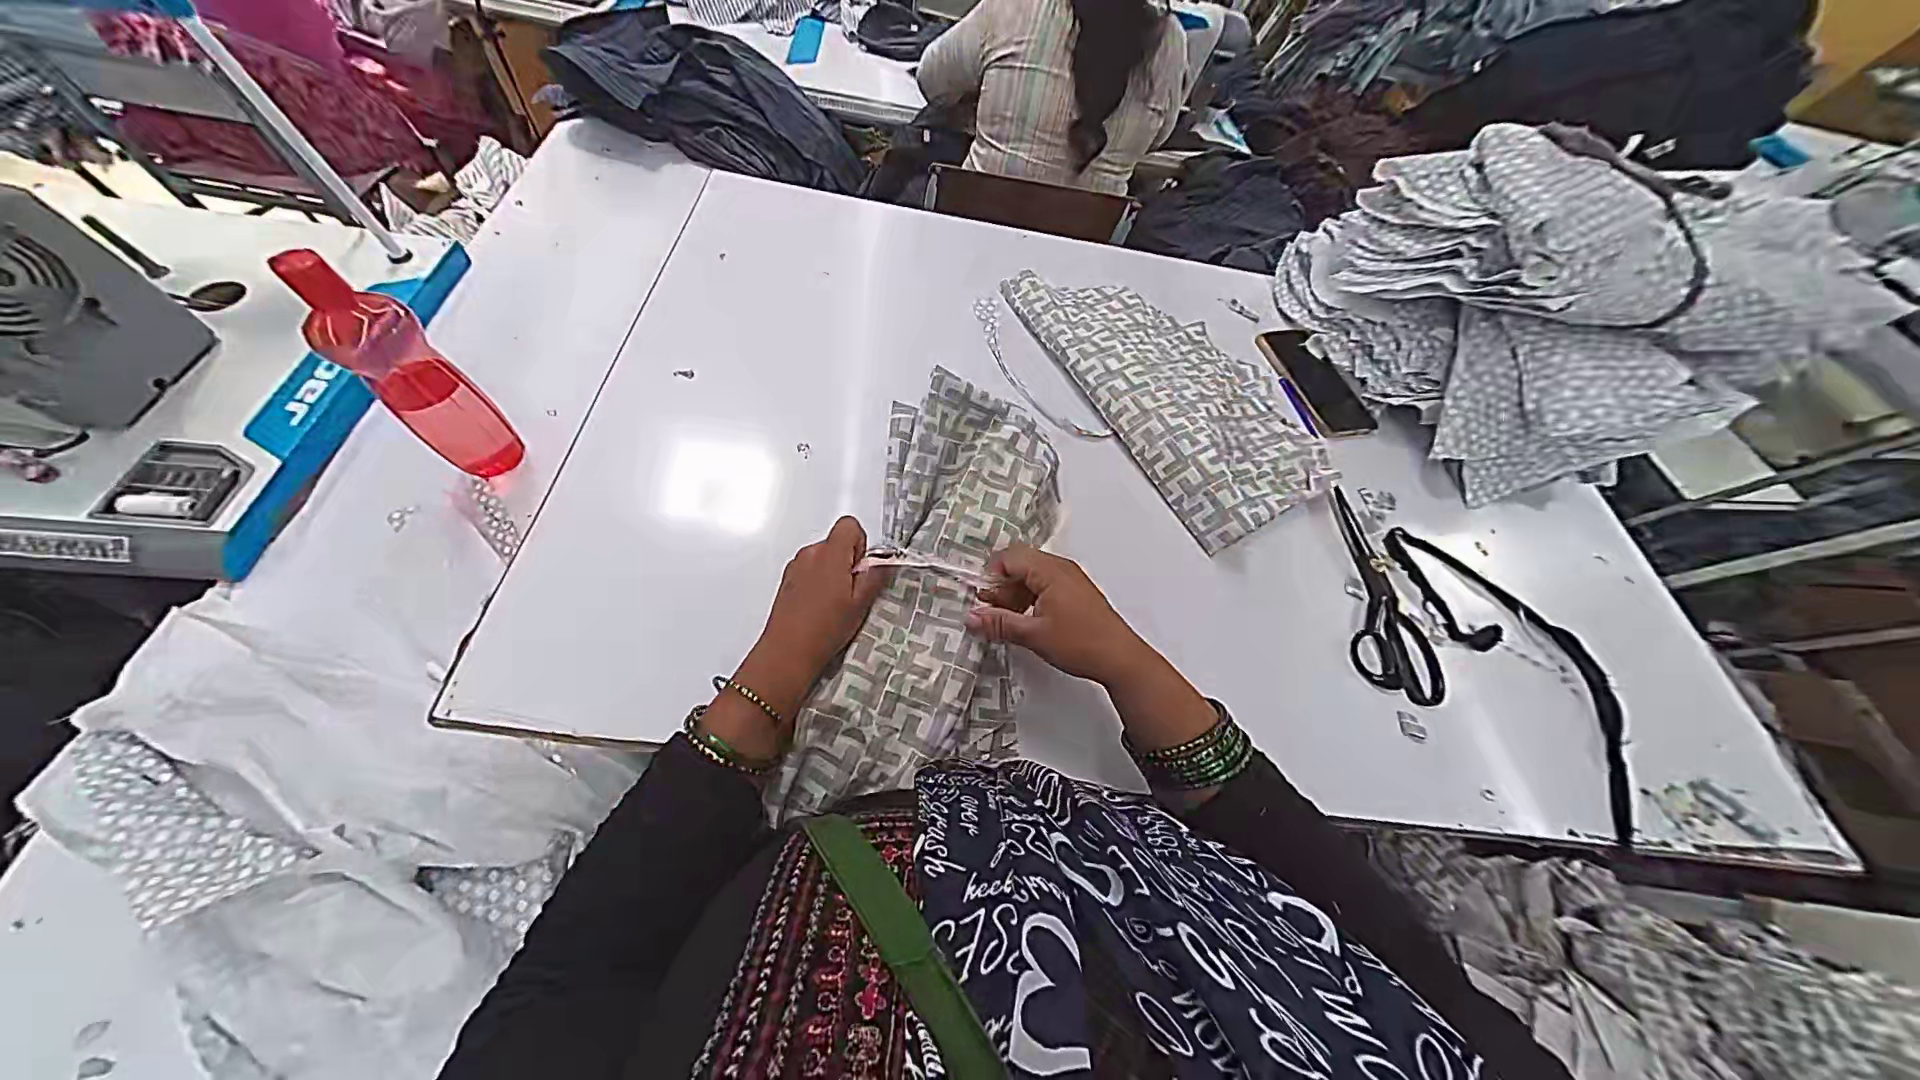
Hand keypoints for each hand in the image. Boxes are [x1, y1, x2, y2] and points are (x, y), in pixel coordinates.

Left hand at [733, 516, 888, 720]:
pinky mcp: (787, 580)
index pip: (849, 525)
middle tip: (852, 593)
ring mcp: (795, 566)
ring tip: (836, 605)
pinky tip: (821, 608)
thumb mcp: (861, 603)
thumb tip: (884, 559)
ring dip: (833, 573)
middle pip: (836, 542)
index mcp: (830, 554)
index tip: (862, 570)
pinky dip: (819, 582)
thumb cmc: (825, 628)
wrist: (788, 651)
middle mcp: (810, 554)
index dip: (861, 545)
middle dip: (848, 561)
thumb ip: (875, 575)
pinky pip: (810, 570)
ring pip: (823, 557)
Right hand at [966, 543, 1218, 757]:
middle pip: (1019, 564)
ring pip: (1031, 576)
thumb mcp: (1033, 635)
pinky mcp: (1074, 593)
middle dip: (1000, 586)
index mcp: (1049, 570)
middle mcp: (1060, 568)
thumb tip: (973, 618)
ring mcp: (1069, 579)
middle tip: (987, 610)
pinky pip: (1044, 586)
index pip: (1008, 557)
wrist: (1120, 658)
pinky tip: (1024, 621)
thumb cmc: (1084, 643)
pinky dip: (1029, 599)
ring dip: (1013, 594)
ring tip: (1004, 620)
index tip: (980, 598)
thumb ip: (999, 624)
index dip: (989, 576)